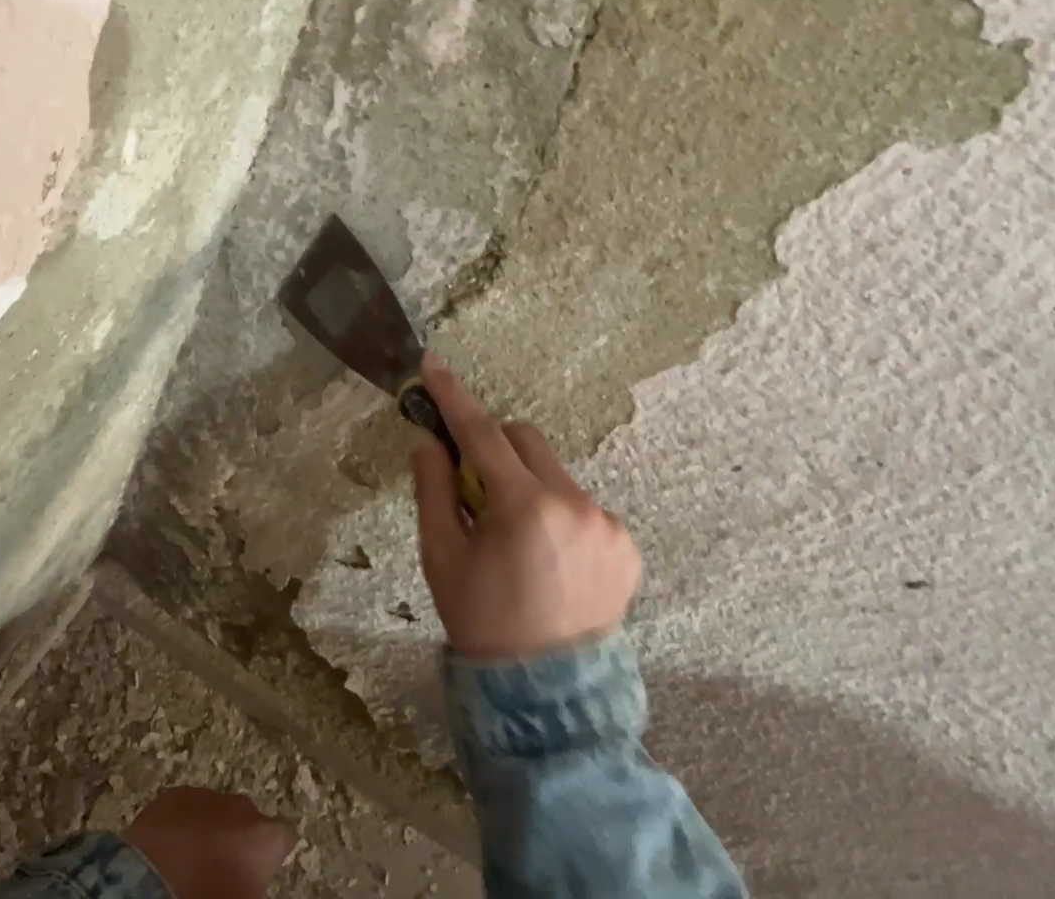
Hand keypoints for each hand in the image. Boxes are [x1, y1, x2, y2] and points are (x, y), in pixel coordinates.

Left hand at [121, 787, 295, 898]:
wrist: (148, 884)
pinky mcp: (173, 794)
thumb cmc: (206, 898)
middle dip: (239, 839)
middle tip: (221, 869)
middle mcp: (240, 808)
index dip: (273, 854)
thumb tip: (247, 879)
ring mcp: (205, 796)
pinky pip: (186, 807)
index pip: (285, 837)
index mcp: (264, 838)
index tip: (260, 871)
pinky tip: (168, 845)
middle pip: (249, 820)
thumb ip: (253, 884)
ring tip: (190, 859)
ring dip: (210, 828)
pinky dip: (183, 822)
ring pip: (216, 811)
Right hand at [410, 355, 641, 657]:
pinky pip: (581, 504)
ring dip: (525, 484)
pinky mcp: (626, 544)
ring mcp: (607, 524)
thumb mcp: (441, 554)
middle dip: (493, 448)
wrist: (543, 688)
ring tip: (513, 537)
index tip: (432, 365)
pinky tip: (545, 557)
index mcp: (524, 506)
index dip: (452, 397)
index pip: (480, 433)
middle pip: (525, 439)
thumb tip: (428, 443)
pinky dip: (555, 512)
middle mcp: (575, 503)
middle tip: (471, 488)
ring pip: (554, 472)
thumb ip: (432, 489)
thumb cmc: (480, 619)